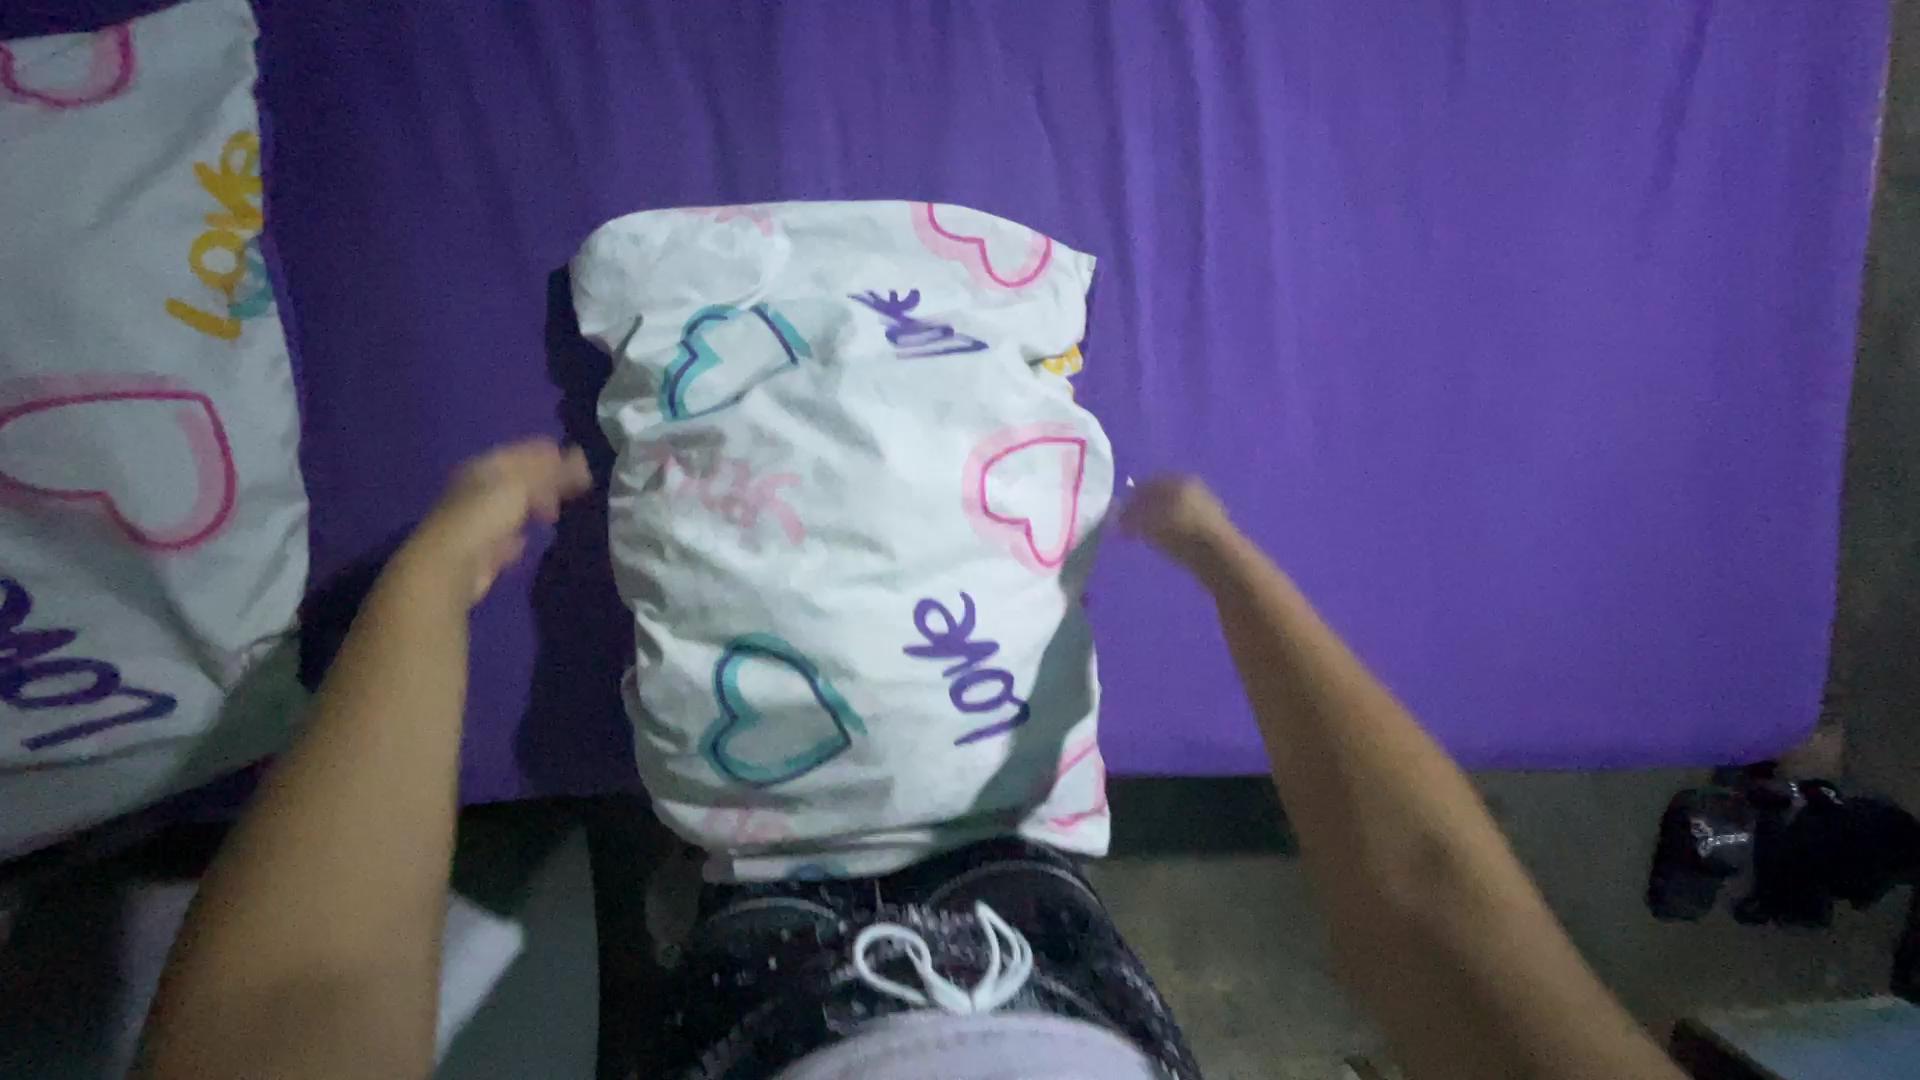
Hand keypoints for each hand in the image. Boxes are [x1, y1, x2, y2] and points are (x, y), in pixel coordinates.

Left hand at [397, 438, 592, 607]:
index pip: (521, 453)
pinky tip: (532, 538)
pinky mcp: (484, 547)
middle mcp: (479, 489)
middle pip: (519, 479)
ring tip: (556, 513)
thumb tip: (580, 459)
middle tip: (575, 488)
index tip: (579, 461)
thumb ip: (551, 472)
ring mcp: (480, 519)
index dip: (550, 455)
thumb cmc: (487, 516)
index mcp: (484, 468)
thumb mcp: (523, 485)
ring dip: (536, 506)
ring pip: (515, 506)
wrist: (454, 564)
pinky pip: (509, 534)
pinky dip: (522, 532)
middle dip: (546, 481)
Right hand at [1119, 474, 1232, 565]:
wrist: (1218, 555)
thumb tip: (1114, 518)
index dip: (1130, 499)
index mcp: (1178, 479)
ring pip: (1174, 510)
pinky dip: (1173, 531)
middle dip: (1145, 510)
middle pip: (1162, 496)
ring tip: (1148, 538)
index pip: (1147, 484)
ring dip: (1159, 522)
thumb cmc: (1178, 532)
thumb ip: (1127, 518)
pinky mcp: (1214, 526)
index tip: (1119, 516)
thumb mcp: (1145, 523)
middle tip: (1131, 527)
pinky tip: (1167, 544)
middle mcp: (1194, 487)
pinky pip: (1185, 524)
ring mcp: (1207, 506)